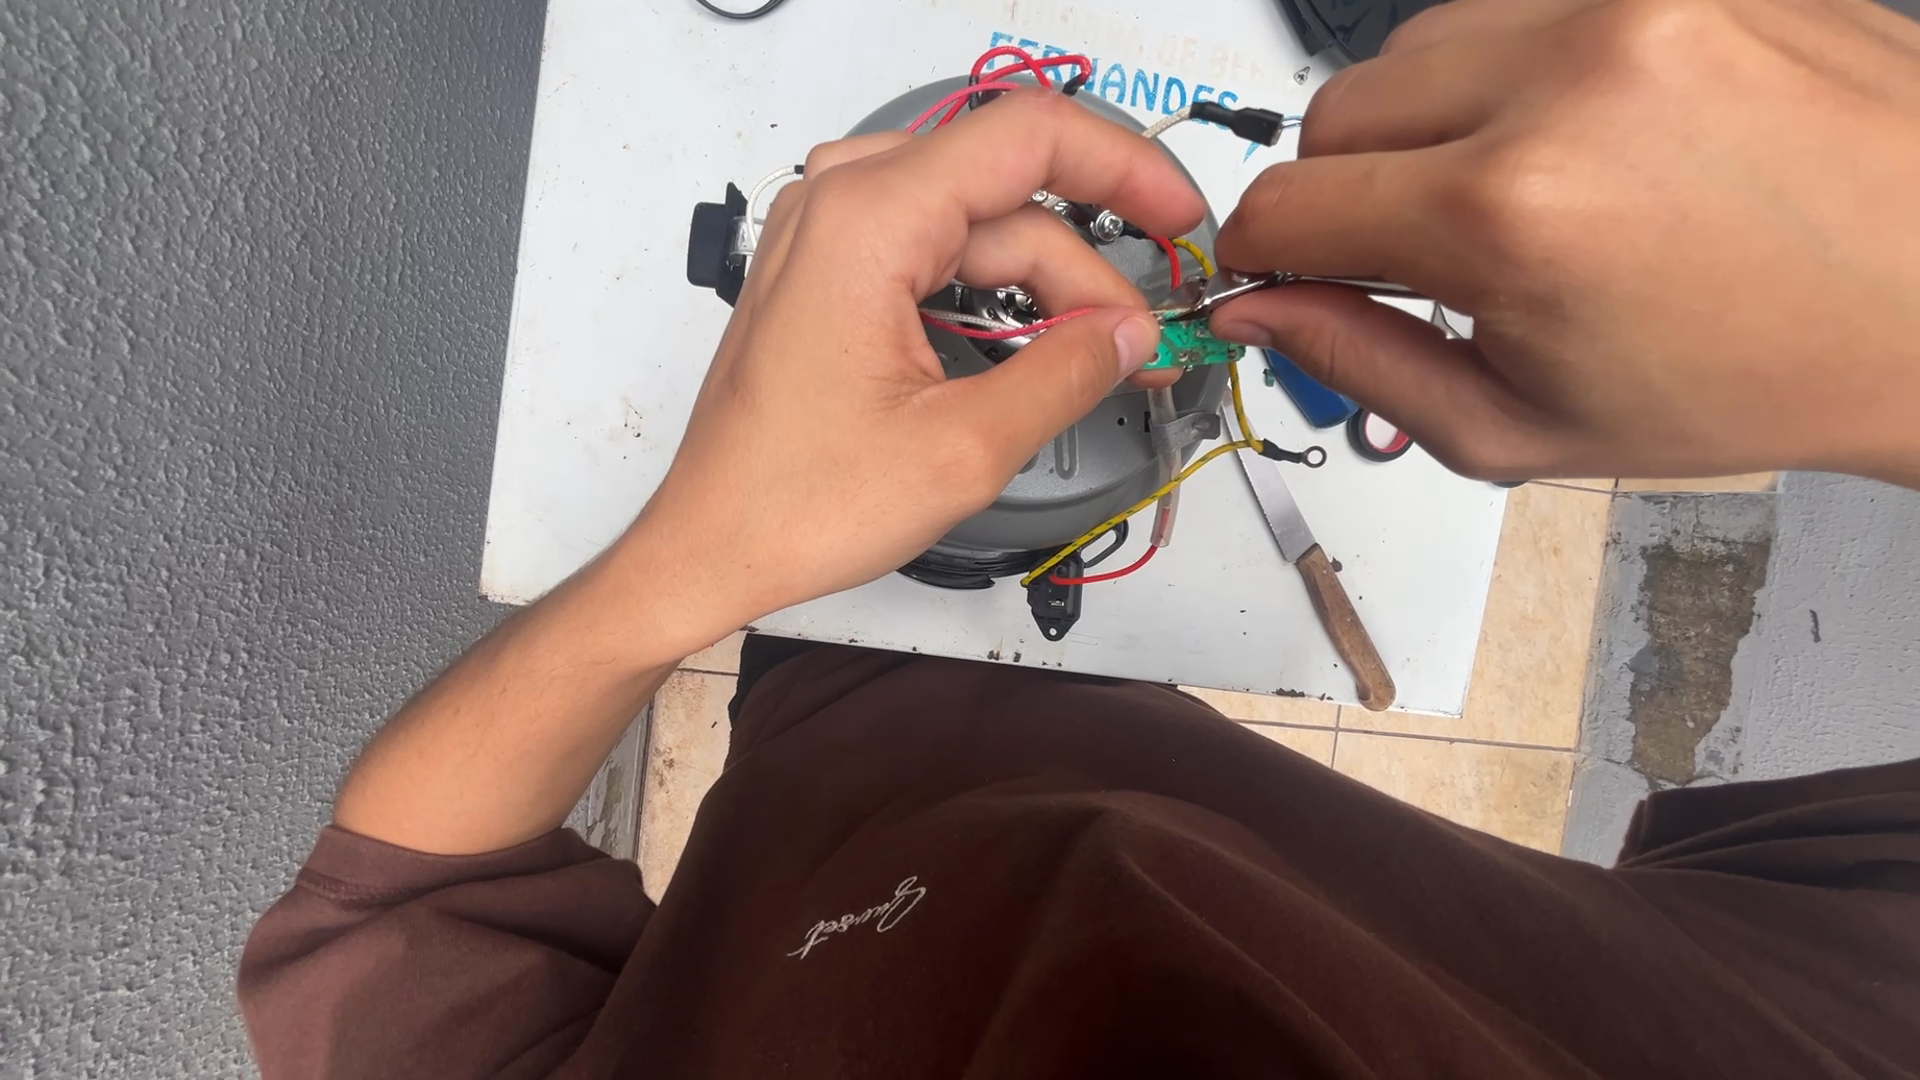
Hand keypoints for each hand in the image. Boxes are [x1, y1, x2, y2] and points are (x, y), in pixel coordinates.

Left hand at [620, 90, 1203, 647]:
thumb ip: (1067, 375)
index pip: (1030, 137)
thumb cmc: (803, 505)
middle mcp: (840, 207)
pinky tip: (1025, 354)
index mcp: (868, 220)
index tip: (1180, 222)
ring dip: (1042, 295)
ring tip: (1092, 362)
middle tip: (1139, 352)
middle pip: (1007, 204)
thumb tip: (1130, 336)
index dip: (1125, 170)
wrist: (713, 548)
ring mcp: (828, 244)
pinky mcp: (829, 284)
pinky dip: (990, 304)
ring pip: (974, 236)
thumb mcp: (964, 447)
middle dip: (1085, 279)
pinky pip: (933, 265)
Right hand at [1210, 0, 1919, 484]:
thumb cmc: (1727, 386)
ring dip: (1397, 136)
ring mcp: (1631, 1)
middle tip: (1380, 258)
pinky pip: (1496, 18)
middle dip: (1323, 196)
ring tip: (1466, 204)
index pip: (1285, 206)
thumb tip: (1251, 310)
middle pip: (1330, 117)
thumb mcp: (1499, 426)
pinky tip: (1531, 147)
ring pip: (1403, 55)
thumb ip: (1350, 359)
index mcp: (1508, 214)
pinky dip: (1472, 88)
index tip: (1267, 280)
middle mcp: (1563, 77)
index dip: (1251, 253)